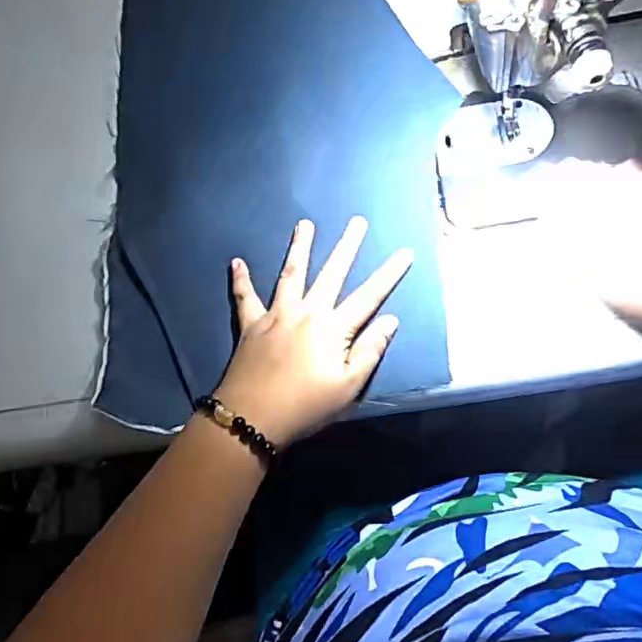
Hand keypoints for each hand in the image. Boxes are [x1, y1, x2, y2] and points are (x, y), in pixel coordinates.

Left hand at [211, 217, 412, 446]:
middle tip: (357, 222)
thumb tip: (390, 320)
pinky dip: (241, 280)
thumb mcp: (348, 386)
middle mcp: (306, 313)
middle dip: (347, 247)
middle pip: (331, 274)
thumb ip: (369, 351)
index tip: (405, 252)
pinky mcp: (251, 326)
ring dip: (299, 248)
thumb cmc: (306, 406)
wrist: (250, 418)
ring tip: (305, 224)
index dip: (389, 274)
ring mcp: (276, 316)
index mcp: (333, 329)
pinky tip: (237, 262)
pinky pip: (245, 298)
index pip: (369, 296)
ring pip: (290, 275)